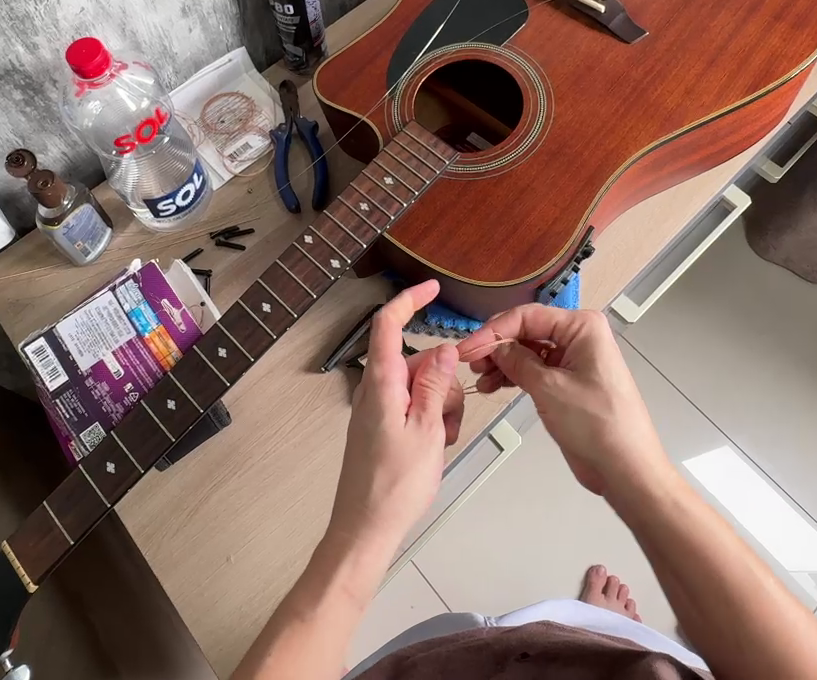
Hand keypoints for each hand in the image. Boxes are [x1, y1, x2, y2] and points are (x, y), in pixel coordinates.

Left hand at [325, 280, 462, 557]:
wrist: (365, 529)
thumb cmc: (393, 485)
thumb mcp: (427, 429)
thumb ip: (435, 385)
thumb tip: (444, 349)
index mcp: (381, 382)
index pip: (389, 324)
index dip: (410, 299)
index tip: (433, 288)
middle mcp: (375, 388)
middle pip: (418, 361)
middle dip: (444, 382)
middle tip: (451, 421)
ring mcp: (377, 407)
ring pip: (420, 386)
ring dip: (441, 407)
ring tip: (442, 441)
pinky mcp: (381, 425)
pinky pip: (412, 406)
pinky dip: (430, 419)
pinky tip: (435, 446)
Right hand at [456, 305, 664, 496]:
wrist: (627, 470)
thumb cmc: (595, 424)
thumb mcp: (549, 388)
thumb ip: (517, 362)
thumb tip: (494, 347)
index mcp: (582, 327)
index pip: (527, 316)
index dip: (493, 331)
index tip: (466, 349)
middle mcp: (579, 337)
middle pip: (526, 331)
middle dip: (497, 347)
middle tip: (471, 365)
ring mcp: (574, 360)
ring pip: (528, 351)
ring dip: (502, 363)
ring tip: (480, 381)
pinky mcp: (568, 383)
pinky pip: (535, 370)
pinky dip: (514, 376)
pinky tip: (492, 386)